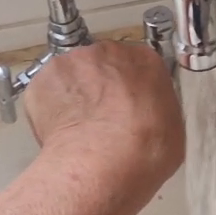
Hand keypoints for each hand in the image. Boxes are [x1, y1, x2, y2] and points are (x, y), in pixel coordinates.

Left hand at [22, 41, 183, 196]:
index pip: (137, 64)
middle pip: (101, 64)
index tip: (127, 102)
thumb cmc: (140, 149)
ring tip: (79, 127)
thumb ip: (157, 108)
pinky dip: (49, 106)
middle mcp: (108, 53)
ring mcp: (73, 63)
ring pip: (71, 75)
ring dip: (73, 94)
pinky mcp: (44, 79)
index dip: (130, 86)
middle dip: (99, 86)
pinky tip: (60, 131)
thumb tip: (150, 116)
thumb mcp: (172, 128)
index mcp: (145, 60)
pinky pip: (45, 90)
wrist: (103, 161)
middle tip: (102, 117)